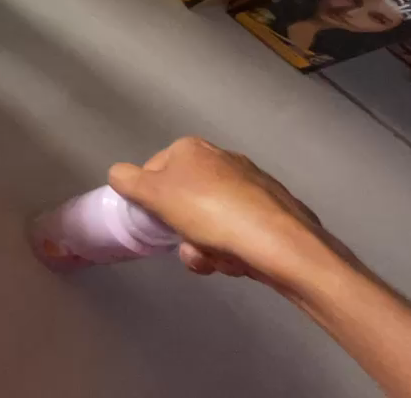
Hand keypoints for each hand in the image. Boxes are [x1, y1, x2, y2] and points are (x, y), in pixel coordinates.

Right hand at [108, 137, 346, 296]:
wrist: (287, 249)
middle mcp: (225, 159)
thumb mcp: (150, 194)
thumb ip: (124, 179)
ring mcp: (259, 186)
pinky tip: (243, 262)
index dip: (152, 199)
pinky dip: (238, 247)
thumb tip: (123, 176)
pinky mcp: (284, 215)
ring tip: (218, 261)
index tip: (160, 222)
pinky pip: (246, 231)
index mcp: (192, 148)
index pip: (155, 171)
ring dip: (208, 244)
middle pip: (187, 198)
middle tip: (191, 248)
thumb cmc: (210, 213)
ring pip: (215, 219)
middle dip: (184, 228)